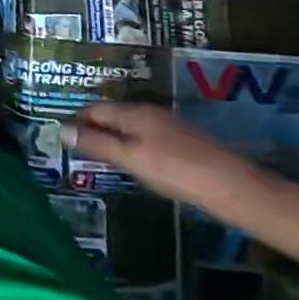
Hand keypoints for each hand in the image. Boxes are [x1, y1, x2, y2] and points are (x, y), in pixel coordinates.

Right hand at [65, 102, 257, 208]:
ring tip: (104, 160)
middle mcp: (149, 112)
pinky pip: (146, 137)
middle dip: (94, 130)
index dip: (77, 123)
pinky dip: (133, 146)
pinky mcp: (183, 142)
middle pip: (112, 116)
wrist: (237, 190)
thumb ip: (96, 144)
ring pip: (130, 127)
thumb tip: (61, 129)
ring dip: (114, 139)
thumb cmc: (176, 171)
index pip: (93, 109)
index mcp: (133, 113)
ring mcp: (169, 126)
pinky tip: (137, 165)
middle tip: (81, 153)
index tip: (66, 142)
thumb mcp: (129, 159)